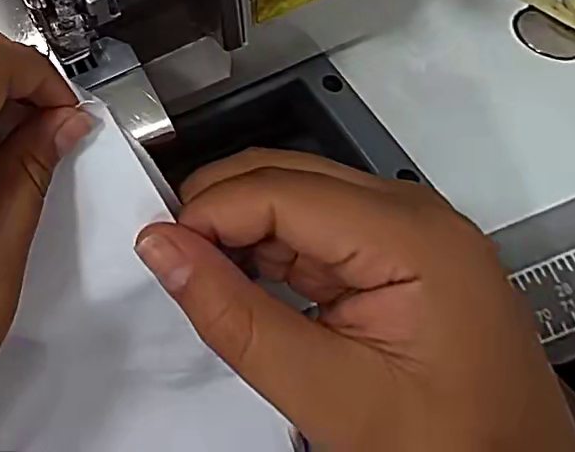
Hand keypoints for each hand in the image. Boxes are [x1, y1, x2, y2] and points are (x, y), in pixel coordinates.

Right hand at [134, 150, 574, 450]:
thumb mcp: (334, 398)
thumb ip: (236, 318)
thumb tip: (162, 248)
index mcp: (412, 236)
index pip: (278, 190)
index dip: (209, 212)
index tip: (165, 248)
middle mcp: (410, 210)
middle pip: (280, 175)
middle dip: (218, 209)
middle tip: (178, 258)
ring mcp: (403, 224)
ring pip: (285, 191)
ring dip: (238, 228)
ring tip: (213, 278)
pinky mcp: (391, 243)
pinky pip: (305, 219)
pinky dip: (265, 244)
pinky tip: (250, 281)